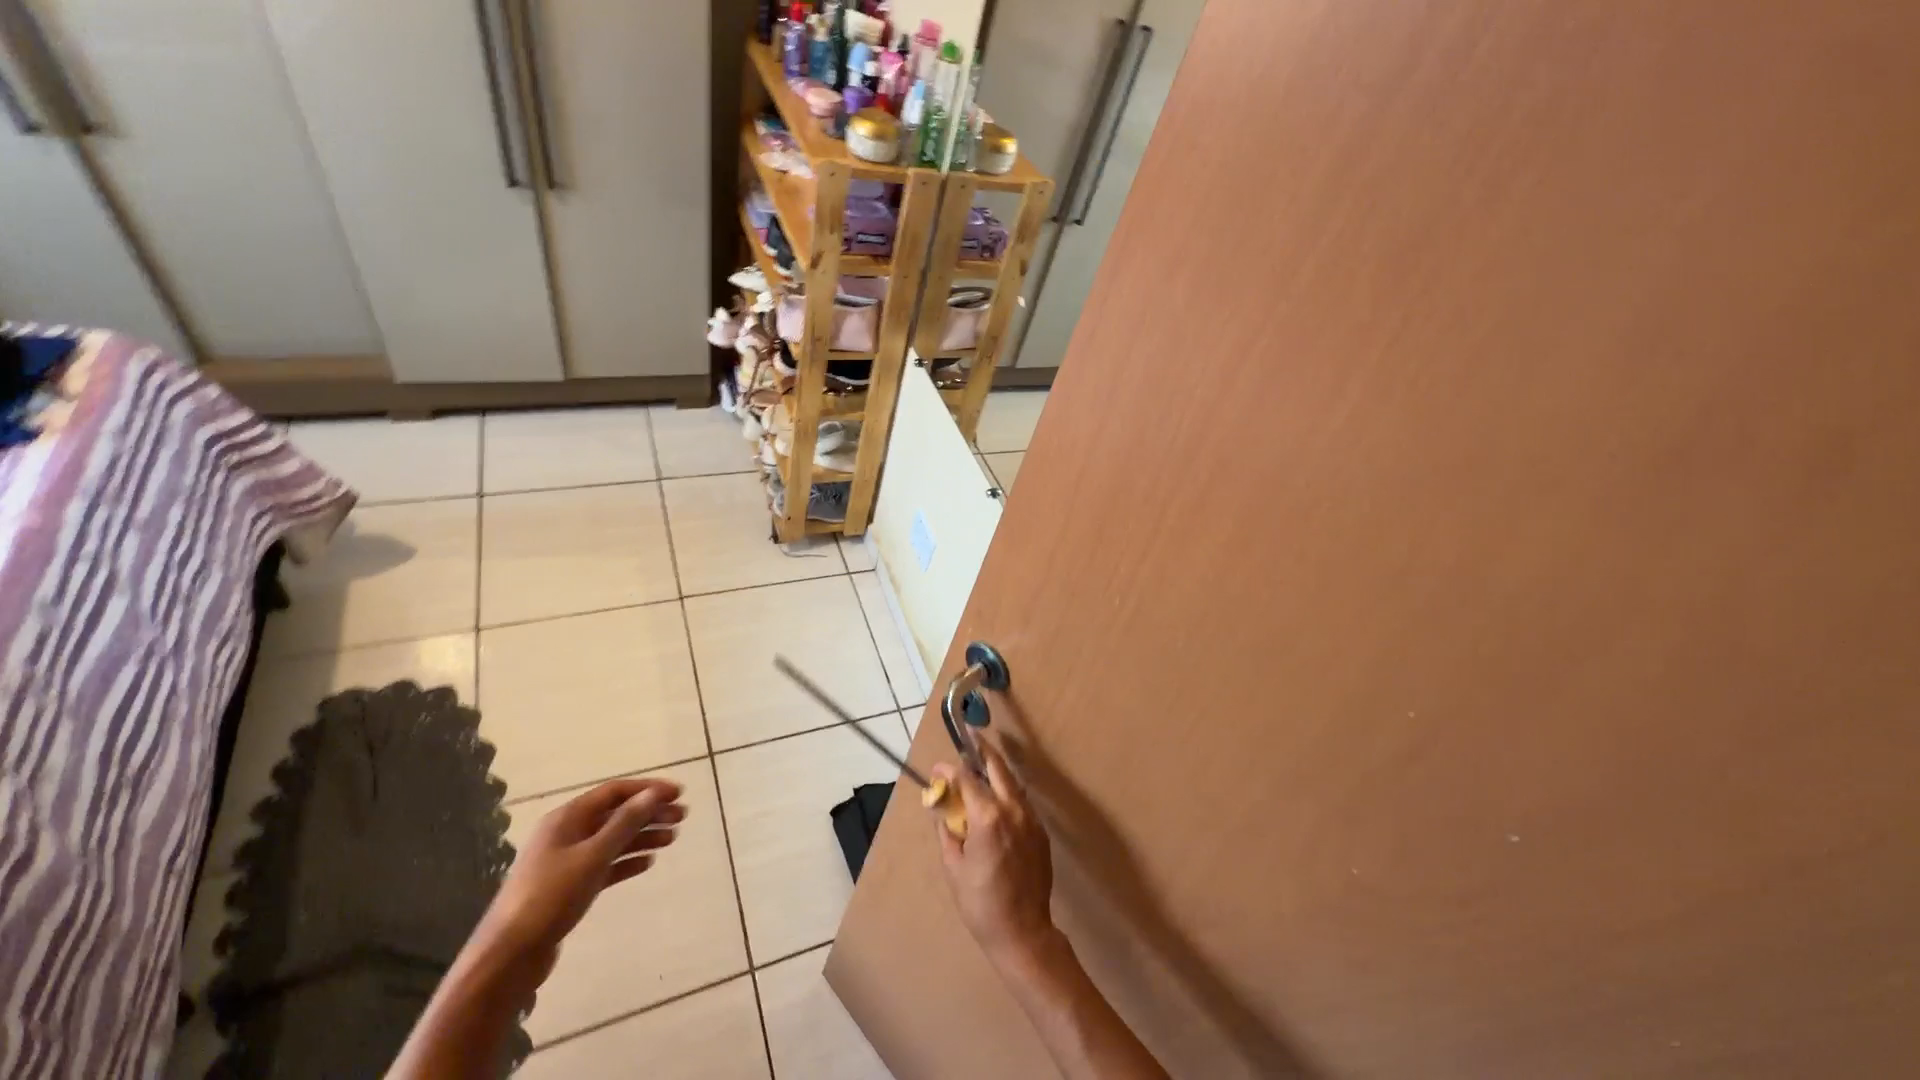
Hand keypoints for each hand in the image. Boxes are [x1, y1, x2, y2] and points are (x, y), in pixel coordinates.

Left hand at [477, 777, 686, 988]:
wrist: (511, 953)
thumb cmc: (551, 897)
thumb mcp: (592, 856)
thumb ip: (624, 824)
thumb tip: (653, 794)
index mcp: (567, 818)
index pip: (614, 792)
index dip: (647, 789)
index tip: (678, 793)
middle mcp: (567, 833)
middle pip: (615, 814)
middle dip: (649, 812)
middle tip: (682, 817)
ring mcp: (567, 860)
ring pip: (612, 839)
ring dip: (642, 836)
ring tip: (672, 839)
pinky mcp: (570, 886)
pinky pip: (605, 865)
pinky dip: (627, 861)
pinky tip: (647, 863)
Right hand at [929, 737, 1057, 965]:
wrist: (1023, 931)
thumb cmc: (980, 902)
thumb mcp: (953, 865)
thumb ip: (947, 830)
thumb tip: (941, 808)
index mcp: (988, 817)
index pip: (967, 779)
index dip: (951, 769)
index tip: (938, 768)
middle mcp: (1013, 811)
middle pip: (998, 769)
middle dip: (982, 751)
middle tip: (969, 738)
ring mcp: (1031, 821)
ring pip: (1013, 784)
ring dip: (997, 771)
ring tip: (981, 763)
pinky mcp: (1041, 833)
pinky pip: (1022, 803)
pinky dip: (1008, 792)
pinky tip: (996, 798)